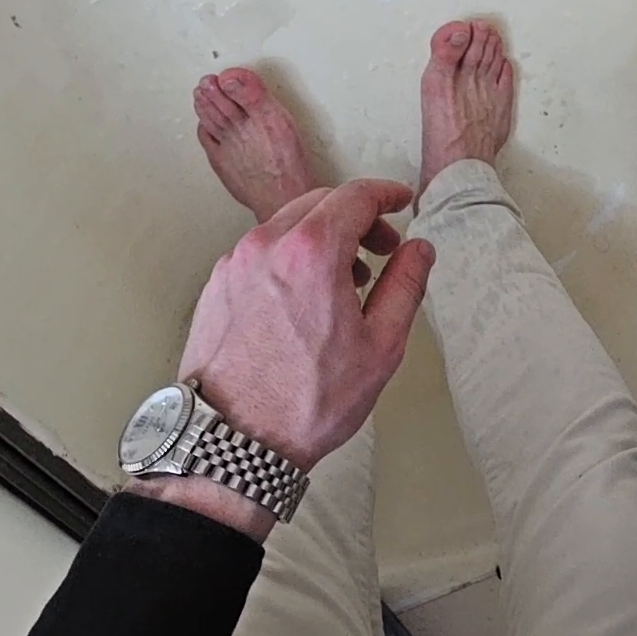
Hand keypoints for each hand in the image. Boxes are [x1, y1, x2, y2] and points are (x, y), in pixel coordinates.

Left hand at [178, 179, 434, 472]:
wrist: (232, 442)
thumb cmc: (307, 401)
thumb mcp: (381, 346)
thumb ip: (405, 285)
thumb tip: (419, 249)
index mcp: (312, 253)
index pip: (355, 196)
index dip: (386, 193)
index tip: (401, 201)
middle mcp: (267, 245)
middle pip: (321, 203)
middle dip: (359, 216)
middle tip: (383, 247)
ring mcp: (235, 263)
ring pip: (289, 224)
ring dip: (325, 236)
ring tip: (349, 279)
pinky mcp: (217, 284)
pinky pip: (263, 249)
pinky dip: (293, 255)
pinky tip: (308, 296)